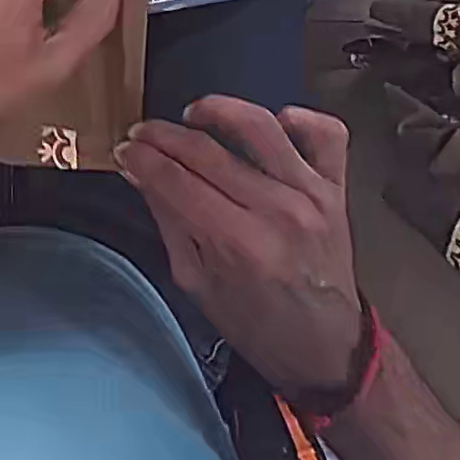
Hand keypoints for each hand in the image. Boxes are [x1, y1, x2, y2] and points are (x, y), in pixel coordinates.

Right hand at [116, 97, 360, 397]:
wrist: (328, 349)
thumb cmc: (256, 323)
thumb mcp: (195, 280)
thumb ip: (167, 218)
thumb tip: (135, 169)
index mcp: (240, 244)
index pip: (174, 178)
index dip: (140, 157)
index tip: (123, 150)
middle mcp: (278, 211)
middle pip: (205, 150)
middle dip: (160, 135)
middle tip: (140, 134)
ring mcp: (312, 194)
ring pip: (258, 125)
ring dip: (216, 109)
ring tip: (192, 115)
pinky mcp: (336, 186)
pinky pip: (324, 132)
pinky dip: (298, 118)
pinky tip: (272, 124)